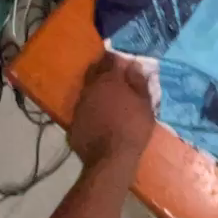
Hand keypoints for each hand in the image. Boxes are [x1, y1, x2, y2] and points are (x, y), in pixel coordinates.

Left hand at [67, 53, 153, 170]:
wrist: (110, 159)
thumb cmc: (133, 129)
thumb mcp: (145, 105)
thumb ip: (139, 82)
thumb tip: (134, 65)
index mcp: (109, 80)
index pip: (110, 59)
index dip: (116, 58)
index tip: (122, 60)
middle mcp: (91, 88)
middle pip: (94, 71)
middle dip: (102, 68)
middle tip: (112, 73)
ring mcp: (79, 104)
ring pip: (87, 89)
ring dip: (95, 89)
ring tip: (105, 95)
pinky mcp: (73, 121)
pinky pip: (82, 108)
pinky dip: (90, 107)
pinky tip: (97, 116)